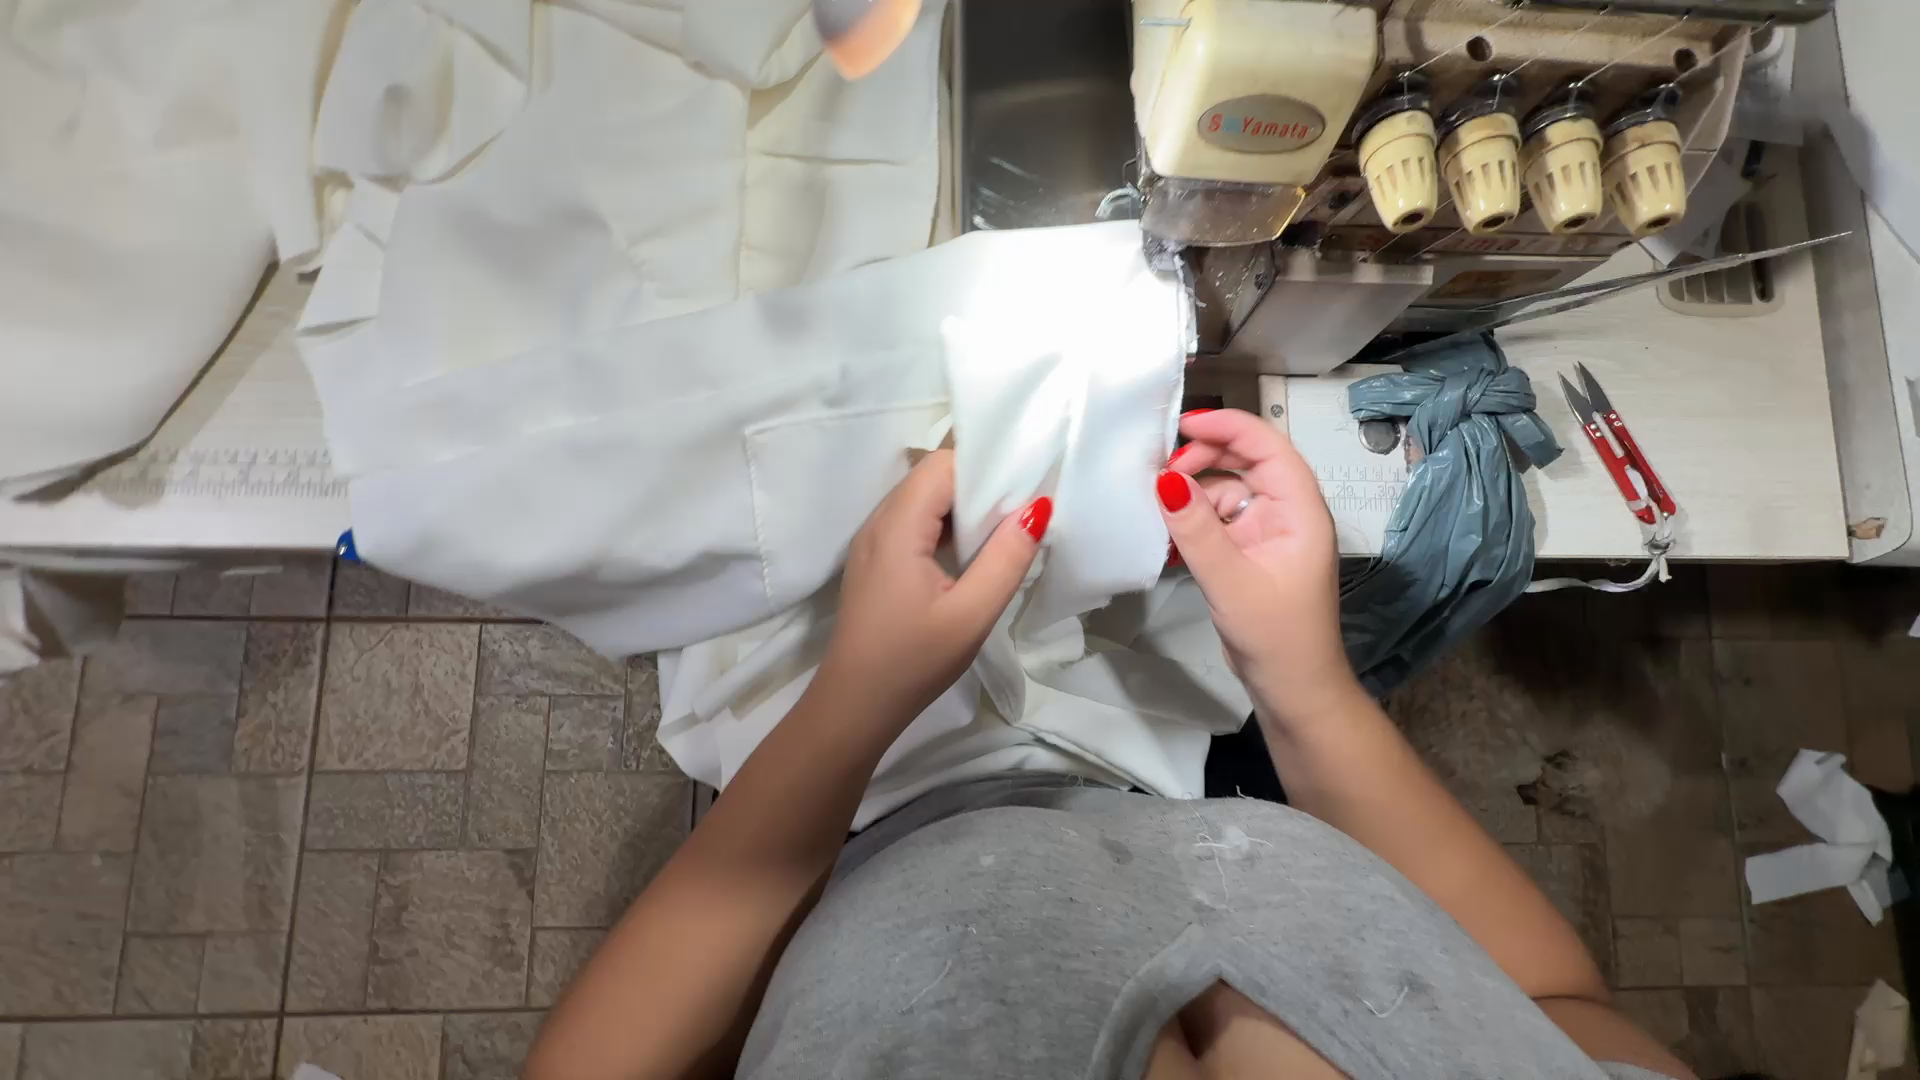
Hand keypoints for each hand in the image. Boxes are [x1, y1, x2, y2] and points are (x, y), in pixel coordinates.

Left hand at [817, 449, 1048, 720]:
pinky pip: (915, 522)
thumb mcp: (971, 615)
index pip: (943, 464)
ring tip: (1005, 527)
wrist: (855, 705)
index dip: (985, 464)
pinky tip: (973, 551)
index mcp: (897, 526)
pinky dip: (946, 526)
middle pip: (932, 476)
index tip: (1026, 483)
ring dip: (964, 506)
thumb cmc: (913, 662)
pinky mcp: (876, 559)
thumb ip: (1006, 559)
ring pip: (924, 498)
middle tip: (1023, 507)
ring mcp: (873, 540)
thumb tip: (1037, 507)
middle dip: (979, 483)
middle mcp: (879, 521)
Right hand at [1157, 409, 1360, 725]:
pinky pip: (1216, 520)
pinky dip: (1192, 520)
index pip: (1267, 447)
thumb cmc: (1274, 634)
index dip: (1227, 428)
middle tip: (1161, 474)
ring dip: (1192, 493)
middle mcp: (1285, 512)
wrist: (1291, 687)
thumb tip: (1163, 480)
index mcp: (1299, 510)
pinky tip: (1168, 534)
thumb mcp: (1229, 579)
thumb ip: (1195, 528)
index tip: (1182, 425)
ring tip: (1159, 508)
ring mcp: (1265, 532)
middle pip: (1244, 462)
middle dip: (1202, 459)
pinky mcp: (1247, 552)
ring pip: (1225, 490)